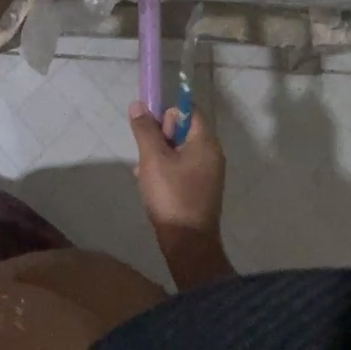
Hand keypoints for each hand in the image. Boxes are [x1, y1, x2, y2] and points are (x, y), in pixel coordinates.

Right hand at [128, 101, 225, 238]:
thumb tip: (138, 105)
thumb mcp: (152, 159)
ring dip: (159, 155)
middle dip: (160, 137)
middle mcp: (211, 154)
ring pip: (179, 150)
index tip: (151, 128)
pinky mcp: (200, 189)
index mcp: (205, 142)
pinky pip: (181, 167)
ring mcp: (207, 173)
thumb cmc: (171, 196)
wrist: (188, 244)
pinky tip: (148, 182)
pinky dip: (165, 169)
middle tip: (148, 154)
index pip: (189, 110)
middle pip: (183, 129)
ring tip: (143, 171)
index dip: (168, 113)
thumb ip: (145, 129)